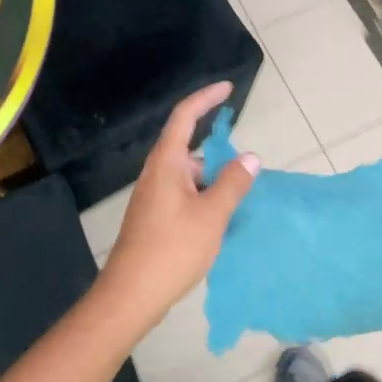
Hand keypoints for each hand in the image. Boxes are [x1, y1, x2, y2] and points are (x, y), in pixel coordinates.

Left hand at [100, 82, 259, 321]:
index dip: (206, 98)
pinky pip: (185, 196)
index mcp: (167, 162)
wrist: (131, 293)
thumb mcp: (212, 215)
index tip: (228, 88)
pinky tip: (220, 224)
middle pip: (191, 150)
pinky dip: (204, 201)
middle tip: (247, 178)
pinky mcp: (154, 217)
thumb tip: (250, 157)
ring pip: (190, 178)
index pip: (185, 115)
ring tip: (240, 207)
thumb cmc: (172, 248)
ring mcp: (153, 196)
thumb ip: (233, 183)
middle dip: (219, 159)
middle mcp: (157, 172)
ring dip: (214, 185)